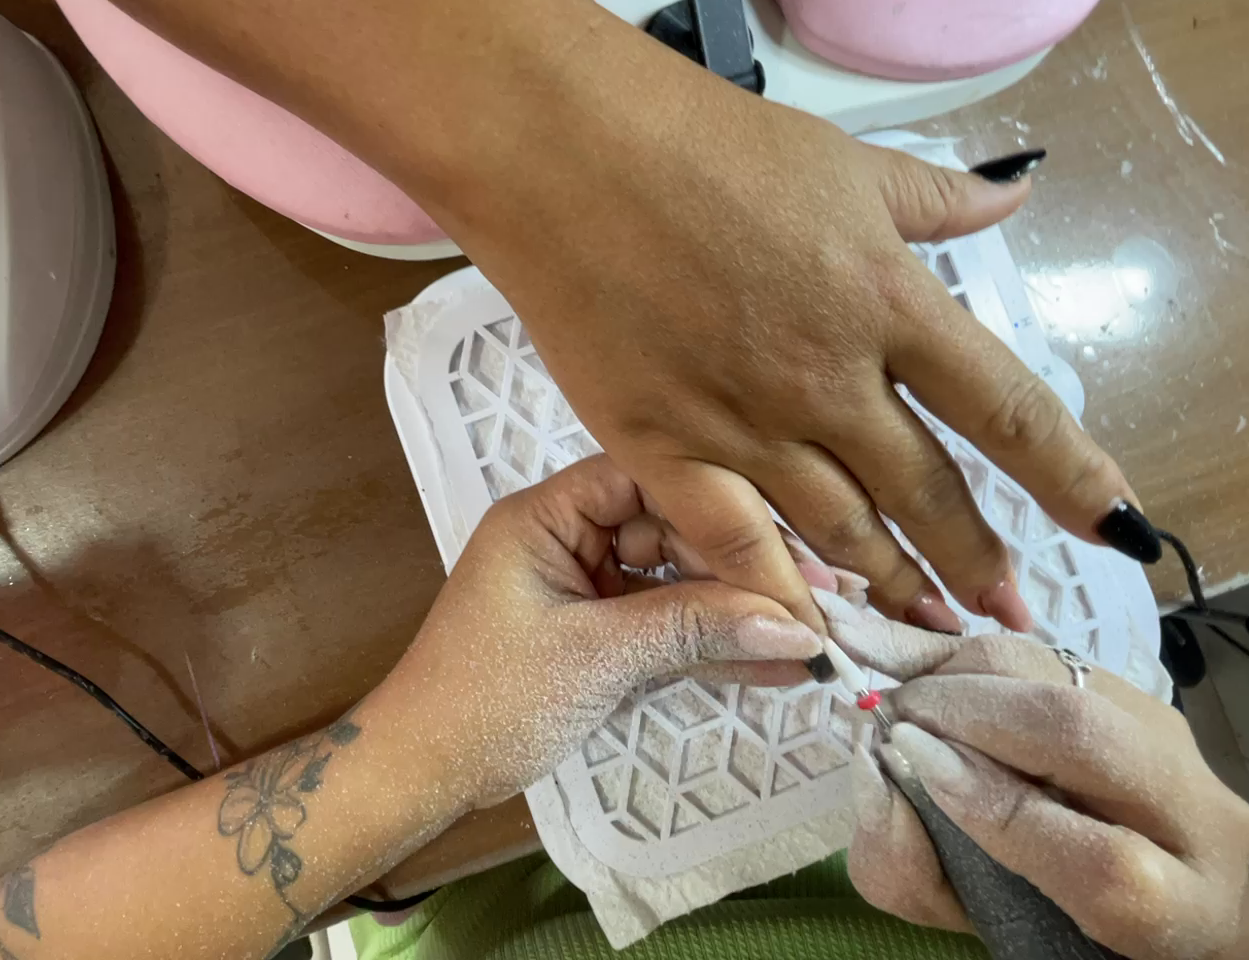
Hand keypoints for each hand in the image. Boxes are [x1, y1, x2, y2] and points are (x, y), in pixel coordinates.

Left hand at [371, 455, 822, 811]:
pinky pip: (661, 621)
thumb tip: (795, 626)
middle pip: (668, 530)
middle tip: (820, 600)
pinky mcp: (598, 626)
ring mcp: (586, 582)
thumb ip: (692, 629)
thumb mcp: (596, 656)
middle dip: (737, 569)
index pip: (644, 479)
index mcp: (548, 514)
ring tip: (813, 636)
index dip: (715, 506)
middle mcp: (569, 535)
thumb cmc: (489, 699)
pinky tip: (769, 662)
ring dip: (732, 610)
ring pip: (672, 579)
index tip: (788, 542)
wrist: (428, 770)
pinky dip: (705, 642)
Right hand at [444, 84, 1142, 637]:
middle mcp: (829, 382)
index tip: (1111, 530)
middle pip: (926, 491)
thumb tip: (1016, 193)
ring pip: (839, 528)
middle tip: (1008, 611)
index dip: (1069, 477)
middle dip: (977, 558)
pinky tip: (809, 631)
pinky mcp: (662, 448)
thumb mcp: (837, 159)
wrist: (570, 164)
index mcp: (885, 301)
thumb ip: (931, 196)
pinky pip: (733, 542)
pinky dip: (779, 592)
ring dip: (892, 582)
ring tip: (925, 625)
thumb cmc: (701, 144)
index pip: (1006, 411)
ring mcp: (744, 425)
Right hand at [827, 604, 1248, 959]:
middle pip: (1082, 734)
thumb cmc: (1030, 901)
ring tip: (889, 680)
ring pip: (1052, 670)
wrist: (1116, 860)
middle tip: (889, 714)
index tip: (906, 757)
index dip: (990, 805)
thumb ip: (904, 866)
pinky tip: (885, 636)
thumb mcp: (963, 909)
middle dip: (960, 710)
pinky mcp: (1117, 680)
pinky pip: (1024, 646)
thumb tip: (870, 772)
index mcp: (1173, 911)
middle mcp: (1192, 814)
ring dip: (949, 668)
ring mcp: (1160, 731)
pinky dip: (947, 644)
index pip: (1103, 867)